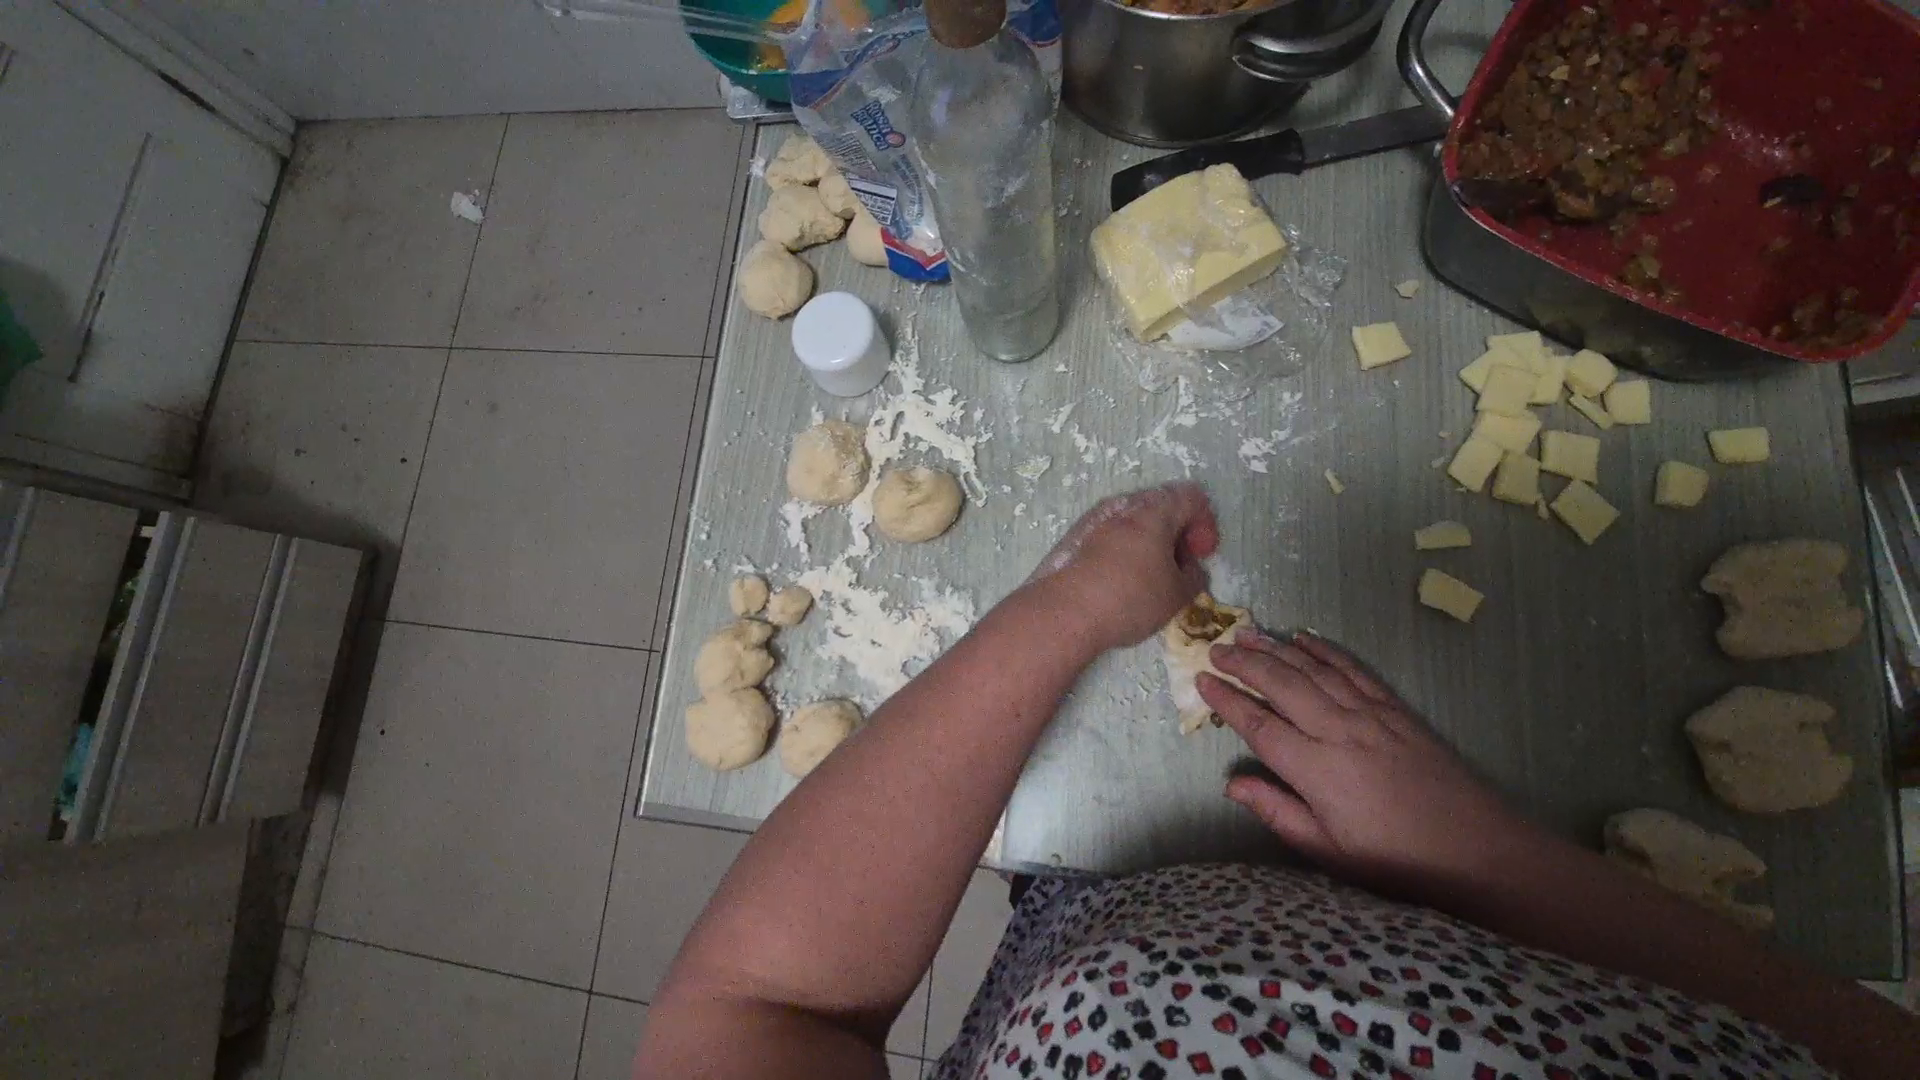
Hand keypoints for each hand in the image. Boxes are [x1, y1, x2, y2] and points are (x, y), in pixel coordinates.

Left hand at [1025, 483, 1218, 651]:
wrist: (1064, 612)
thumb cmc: (1129, 599)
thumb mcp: (1177, 595)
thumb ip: (1194, 576)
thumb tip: (1190, 568)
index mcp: (1153, 512)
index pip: (1191, 497)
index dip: (1205, 524)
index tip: (1201, 555)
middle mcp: (1122, 507)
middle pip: (1161, 507)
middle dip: (1177, 533)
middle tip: (1179, 567)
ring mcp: (1094, 521)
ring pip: (1134, 522)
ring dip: (1150, 543)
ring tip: (1152, 578)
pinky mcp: (1075, 539)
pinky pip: (1111, 535)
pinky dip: (1126, 551)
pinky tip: (1122, 582)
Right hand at [1199, 630, 1542, 900]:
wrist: (1479, 851)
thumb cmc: (1395, 860)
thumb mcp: (1328, 851)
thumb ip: (1277, 812)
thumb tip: (1232, 783)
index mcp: (1316, 770)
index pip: (1258, 725)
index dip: (1227, 700)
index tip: (1201, 680)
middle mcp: (1338, 731)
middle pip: (1281, 684)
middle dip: (1244, 663)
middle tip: (1215, 647)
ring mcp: (1369, 715)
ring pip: (1313, 670)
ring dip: (1276, 648)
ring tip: (1246, 633)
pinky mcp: (1396, 710)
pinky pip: (1354, 670)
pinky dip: (1326, 651)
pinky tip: (1304, 638)